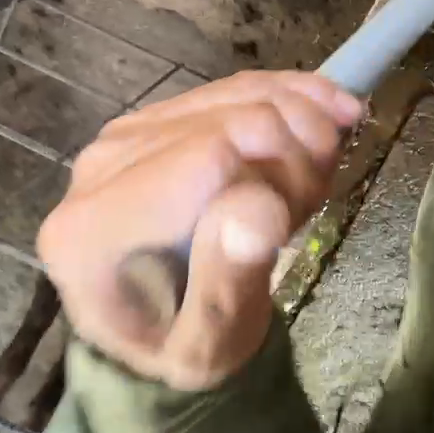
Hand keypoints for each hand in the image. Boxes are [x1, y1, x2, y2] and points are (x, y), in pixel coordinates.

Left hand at [36, 71, 362, 389]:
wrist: (160, 332)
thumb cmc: (182, 345)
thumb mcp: (207, 345)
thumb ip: (226, 281)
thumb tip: (259, 206)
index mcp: (98, 226)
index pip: (211, 151)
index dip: (280, 167)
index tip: (306, 210)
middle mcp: (103, 166)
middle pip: (232, 115)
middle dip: (298, 149)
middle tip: (317, 198)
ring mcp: (131, 134)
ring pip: (241, 92)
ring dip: (304, 118)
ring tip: (325, 164)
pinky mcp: (161, 118)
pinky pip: (238, 87)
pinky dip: (295, 94)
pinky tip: (335, 107)